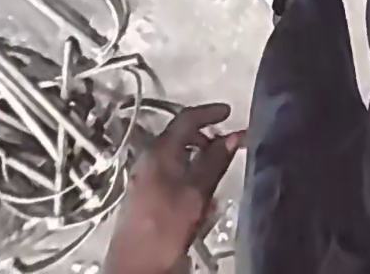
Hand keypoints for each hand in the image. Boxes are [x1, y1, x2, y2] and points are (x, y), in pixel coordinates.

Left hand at [105, 104, 243, 273]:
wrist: (135, 272)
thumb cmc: (165, 228)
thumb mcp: (197, 192)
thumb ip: (216, 160)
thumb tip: (235, 136)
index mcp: (158, 152)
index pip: (186, 119)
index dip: (209, 112)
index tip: (228, 113)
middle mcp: (147, 161)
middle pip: (180, 136)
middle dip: (205, 136)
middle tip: (225, 142)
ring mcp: (142, 181)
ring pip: (176, 157)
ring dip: (198, 158)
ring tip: (215, 170)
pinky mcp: (142, 200)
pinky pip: (169, 176)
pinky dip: (187, 175)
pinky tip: (198, 194)